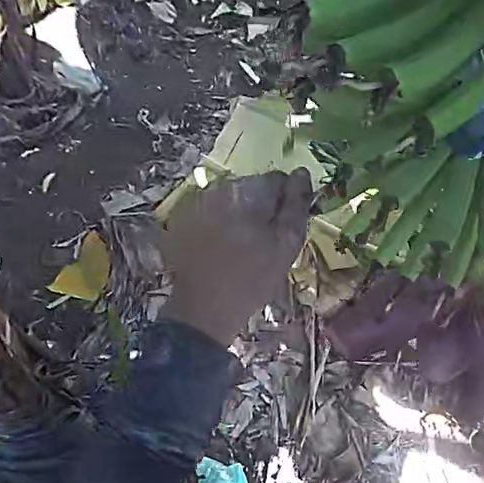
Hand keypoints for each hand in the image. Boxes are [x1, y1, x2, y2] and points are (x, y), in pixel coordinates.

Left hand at [159, 169, 312, 345]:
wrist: (203, 309)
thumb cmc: (253, 279)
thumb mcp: (287, 245)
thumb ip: (296, 205)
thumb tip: (301, 174)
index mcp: (249, 191)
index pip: (279, 179)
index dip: (287, 202)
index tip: (284, 228)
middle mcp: (220, 187)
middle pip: (253, 186)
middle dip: (262, 207)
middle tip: (264, 241)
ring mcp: (197, 200)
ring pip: (232, 198)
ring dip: (241, 214)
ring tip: (241, 246)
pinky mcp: (182, 216)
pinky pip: (211, 209)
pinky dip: (220, 222)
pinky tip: (221, 247)